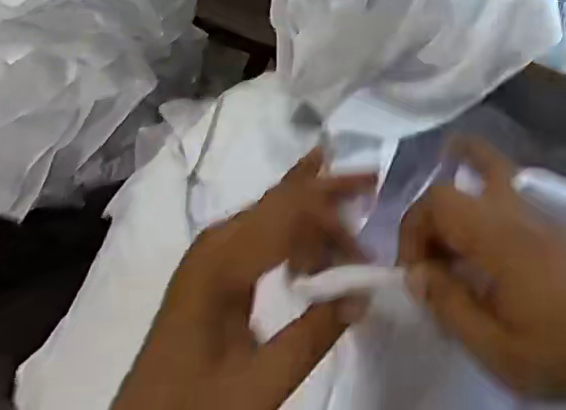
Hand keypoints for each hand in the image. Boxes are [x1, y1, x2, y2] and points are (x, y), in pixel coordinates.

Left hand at [111, 151, 376, 409]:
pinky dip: (295, 221)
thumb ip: (314, 334)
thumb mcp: (256, 385)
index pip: (288, 214)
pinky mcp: (212, 274)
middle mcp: (214, 246)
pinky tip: (313, 220)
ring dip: (314, 203)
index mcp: (219, 264)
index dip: (332, 223)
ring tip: (354, 191)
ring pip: (271, 208)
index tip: (366, 255)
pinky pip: (262, 227)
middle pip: (279, 199)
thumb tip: (366, 291)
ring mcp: (210, 257)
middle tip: (371, 178)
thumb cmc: (194, 408)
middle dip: (327, 188)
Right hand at [397, 139, 565, 402]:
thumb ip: (450, 305)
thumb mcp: (495, 346)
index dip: (412, 230)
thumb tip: (415, 274)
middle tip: (426, 256)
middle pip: (466, 172)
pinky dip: (482, 201)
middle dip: (434, 208)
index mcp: (496, 233)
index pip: (438, 200)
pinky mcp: (549, 226)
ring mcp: (536, 213)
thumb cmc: (562, 344)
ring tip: (444, 235)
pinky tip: (478, 246)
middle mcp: (515, 209)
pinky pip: (506, 194)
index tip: (414, 277)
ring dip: (461, 193)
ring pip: (492, 172)